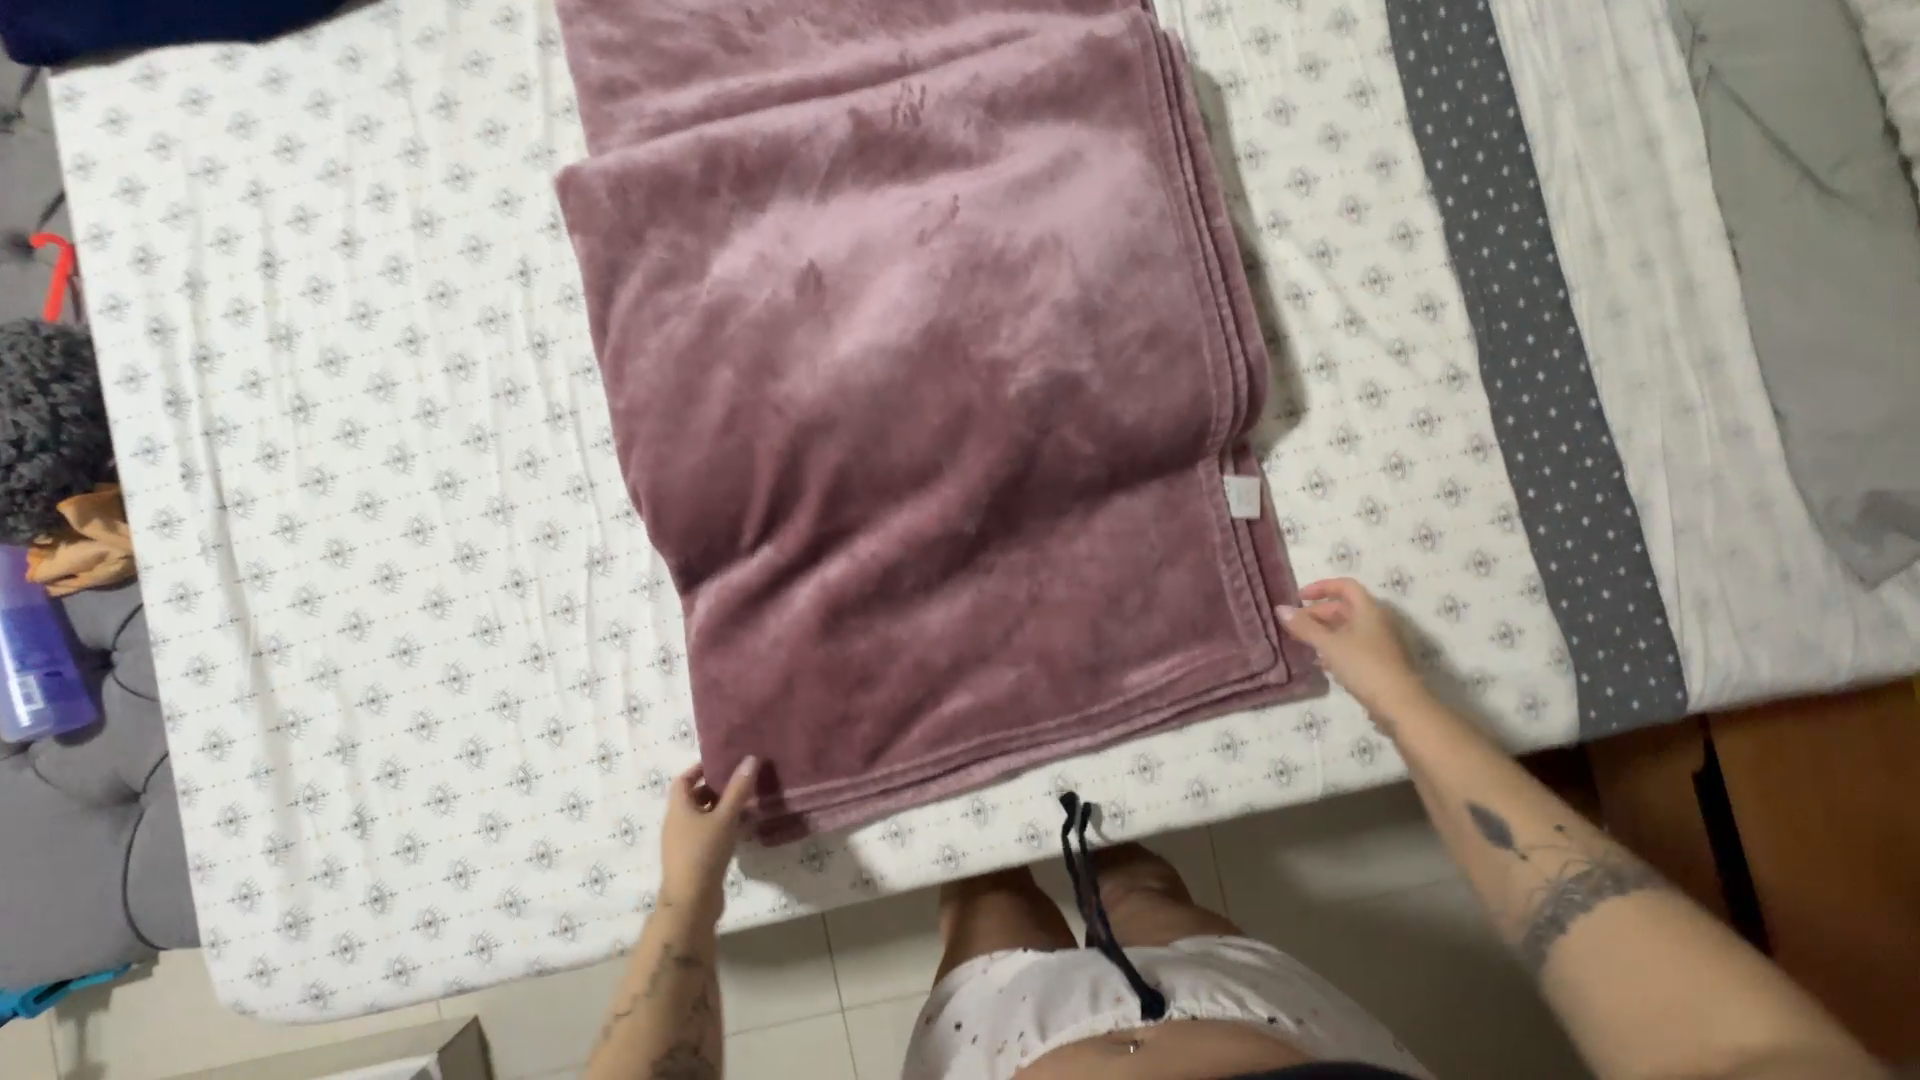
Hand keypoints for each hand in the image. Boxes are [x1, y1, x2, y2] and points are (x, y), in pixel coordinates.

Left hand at [659, 755, 759, 918]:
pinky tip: (740, 830)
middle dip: (714, 788)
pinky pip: (706, 834)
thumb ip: (738, 789)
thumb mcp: (725, 817)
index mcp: (678, 809)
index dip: (699, 769)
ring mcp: (682, 843)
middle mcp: (676, 823)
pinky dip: (720, 827)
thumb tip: (750, 758)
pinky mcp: (692, 859)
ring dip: (719, 809)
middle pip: (692, 798)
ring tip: (745, 803)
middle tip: (739, 781)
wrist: (691, 902)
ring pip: (701, 817)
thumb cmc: (704, 853)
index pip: (683, 780)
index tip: (721, 763)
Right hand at [1279, 578, 1432, 729]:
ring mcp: (1378, 642)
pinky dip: (1334, 648)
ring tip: (1302, 642)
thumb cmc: (1364, 665)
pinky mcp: (1378, 661)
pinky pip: (1352, 646)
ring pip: (1346, 628)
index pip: (1344, 586)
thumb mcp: (1329, 644)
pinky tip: (1320, 662)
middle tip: (1294, 625)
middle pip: (1343, 608)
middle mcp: (1376, 621)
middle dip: (1317, 613)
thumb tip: (1280, 609)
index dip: (1321, 587)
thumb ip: (1304, 626)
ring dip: (1323, 632)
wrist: (1399, 703)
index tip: (1298, 598)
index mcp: (1368, 609)